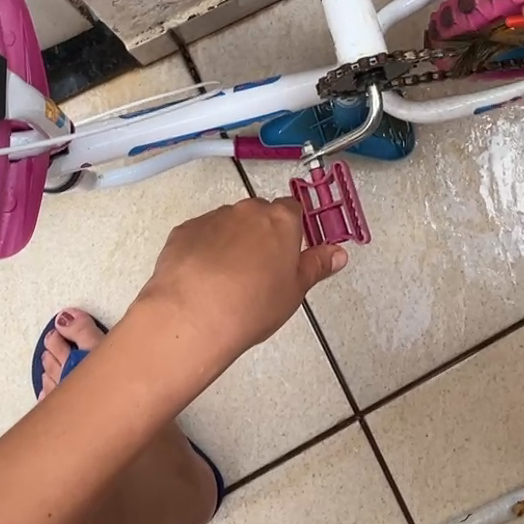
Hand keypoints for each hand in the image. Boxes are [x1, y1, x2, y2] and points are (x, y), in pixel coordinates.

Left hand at [135, 197, 346, 363]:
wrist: (193, 315)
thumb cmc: (252, 305)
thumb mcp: (295, 291)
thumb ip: (317, 265)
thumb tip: (338, 253)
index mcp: (281, 220)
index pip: (293, 209)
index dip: (292, 230)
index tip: (288, 253)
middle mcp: (248, 210)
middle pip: (259, 215)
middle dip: (260, 236)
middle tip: (259, 272)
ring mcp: (214, 217)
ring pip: (229, 224)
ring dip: (231, 242)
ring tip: (227, 281)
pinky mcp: (185, 230)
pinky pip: (200, 235)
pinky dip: (203, 250)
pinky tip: (202, 280)